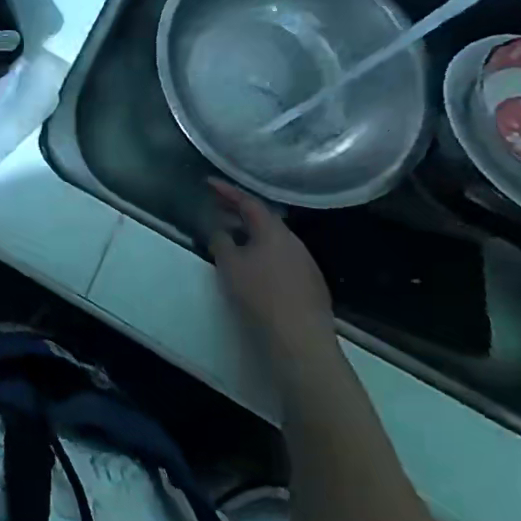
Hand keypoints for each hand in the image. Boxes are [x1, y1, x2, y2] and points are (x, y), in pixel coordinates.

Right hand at [206, 179, 335, 356]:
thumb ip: (221, 240)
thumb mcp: (229, 264)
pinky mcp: (311, 283)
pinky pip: (283, 256)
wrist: (301, 339)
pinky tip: (255, 264)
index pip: (248, 202)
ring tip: (233, 235)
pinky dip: (264, 251)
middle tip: (217, 206)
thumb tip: (220, 230)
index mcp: (273, 231)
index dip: (227, 191)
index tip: (208, 182)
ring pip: (274, 239)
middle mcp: (293, 241)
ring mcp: (306, 262)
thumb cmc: (260, 295)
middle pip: (264, 219)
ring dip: (252, 233)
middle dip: (239, 211)